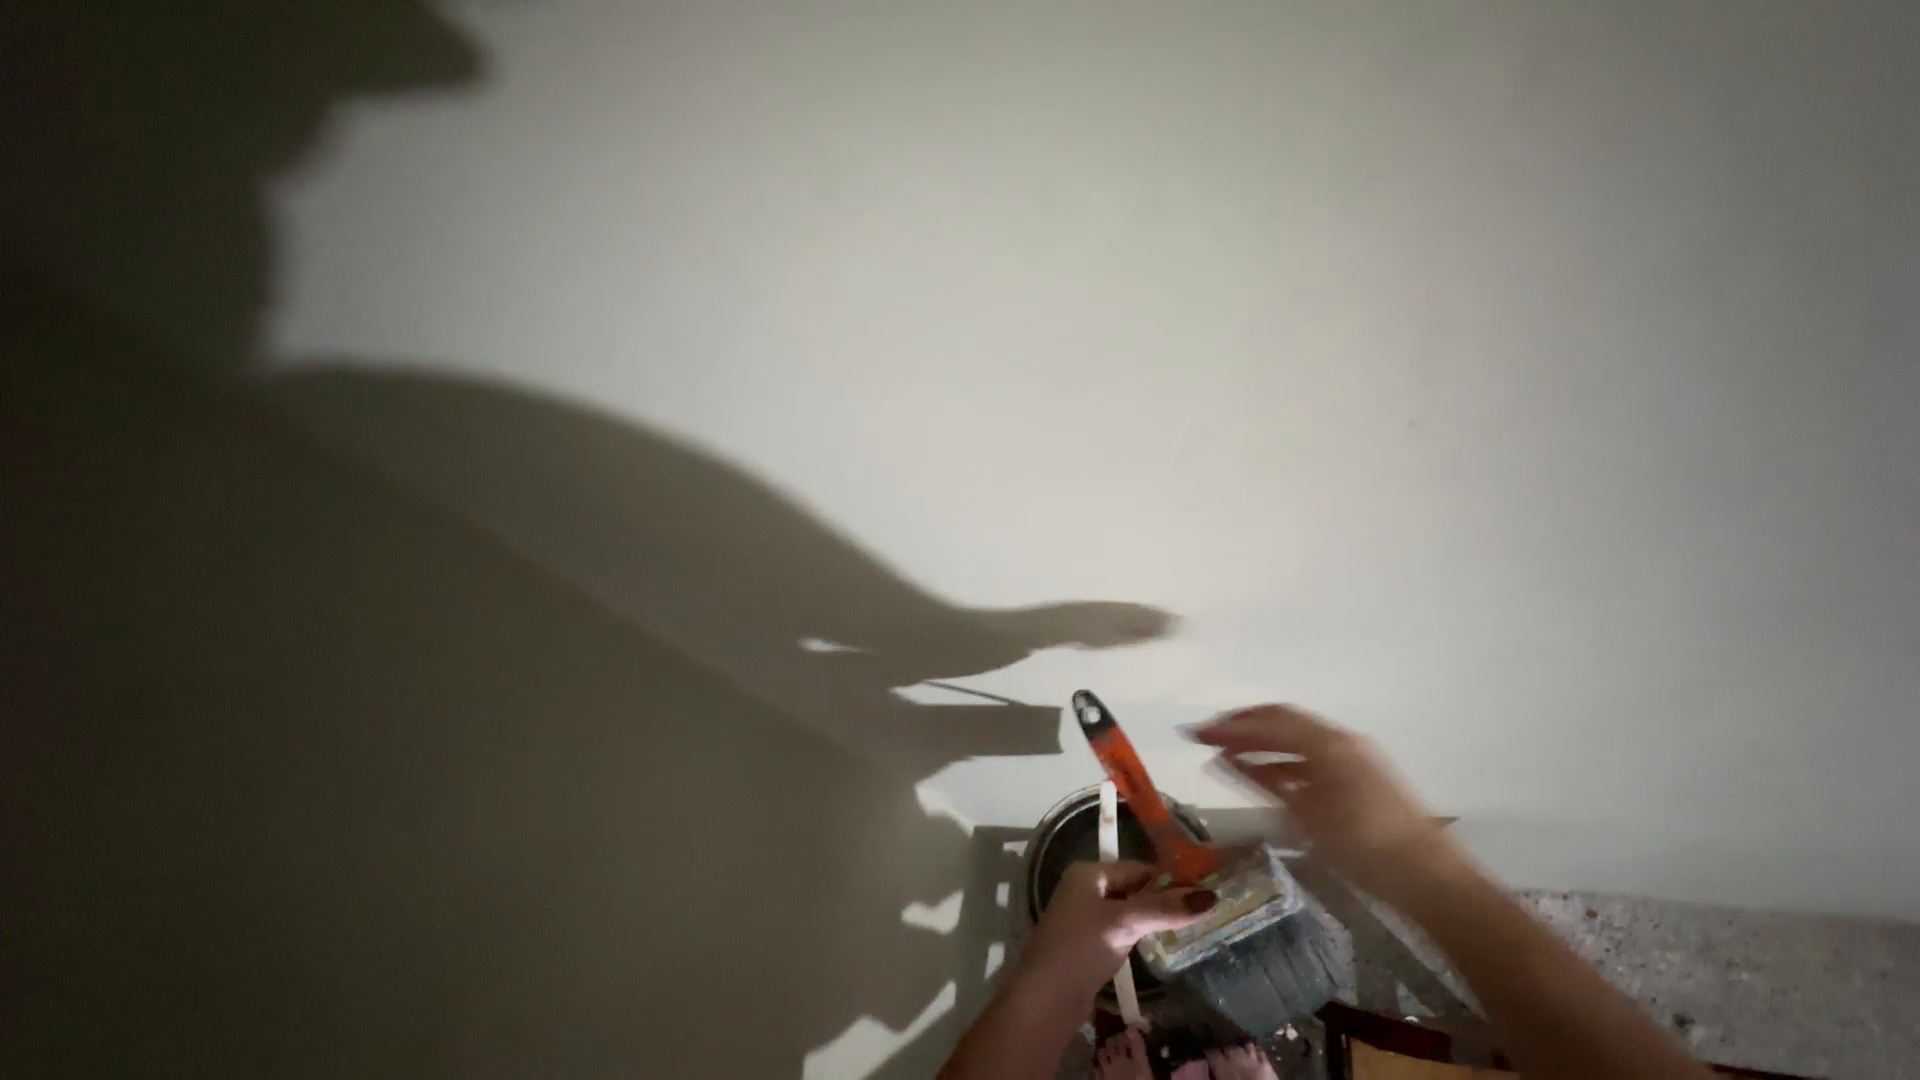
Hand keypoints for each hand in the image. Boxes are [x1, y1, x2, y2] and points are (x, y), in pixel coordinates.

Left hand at [1021, 860, 1216, 994]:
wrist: (1045, 997)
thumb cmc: (1081, 947)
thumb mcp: (1124, 923)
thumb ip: (1164, 909)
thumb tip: (1211, 896)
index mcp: (1088, 873)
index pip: (1137, 869)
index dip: (1168, 881)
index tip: (1203, 893)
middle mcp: (1084, 889)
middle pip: (1132, 888)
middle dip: (1162, 900)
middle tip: (1201, 912)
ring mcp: (1085, 917)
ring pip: (1127, 911)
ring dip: (1152, 919)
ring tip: (1188, 928)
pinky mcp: (1088, 944)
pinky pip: (1120, 930)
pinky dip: (1139, 935)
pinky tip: (1158, 946)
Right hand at [1188, 705, 1467, 901]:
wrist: (1433, 881)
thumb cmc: (1365, 848)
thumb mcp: (1306, 815)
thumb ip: (1263, 780)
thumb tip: (1224, 757)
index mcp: (1328, 743)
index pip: (1268, 720)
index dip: (1228, 724)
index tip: (1193, 733)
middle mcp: (1340, 741)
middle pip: (1282, 722)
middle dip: (1241, 727)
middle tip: (1205, 737)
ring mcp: (1353, 758)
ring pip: (1297, 739)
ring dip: (1261, 742)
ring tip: (1226, 754)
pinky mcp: (1360, 778)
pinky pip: (1311, 758)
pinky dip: (1283, 761)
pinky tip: (1263, 774)